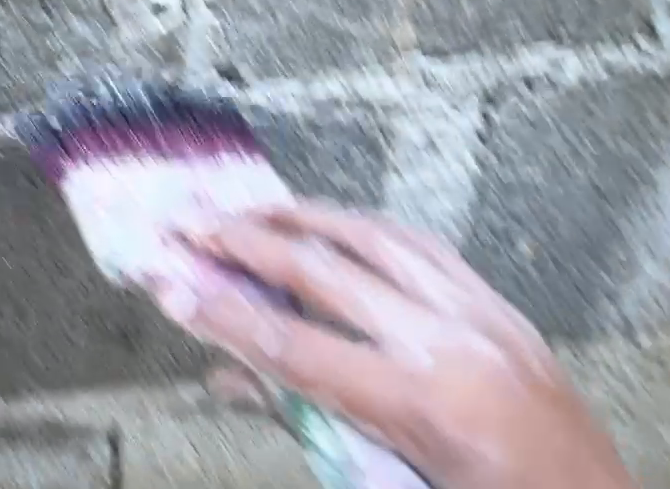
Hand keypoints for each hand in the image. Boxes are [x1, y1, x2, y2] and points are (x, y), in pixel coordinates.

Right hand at [162, 202, 635, 488]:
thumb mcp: (391, 487)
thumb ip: (306, 423)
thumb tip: (225, 375)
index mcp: (431, 409)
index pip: (295, 347)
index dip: (221, 315)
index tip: (166, 287)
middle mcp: (456, 346)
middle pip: (322, 271)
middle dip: (242, 241)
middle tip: (186, 221)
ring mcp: (485, 317)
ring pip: (371, 237)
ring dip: (296, 216)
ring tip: (243, 207)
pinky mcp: (502, 309)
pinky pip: (419, 244)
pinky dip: (357, 224)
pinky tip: (323, 219)